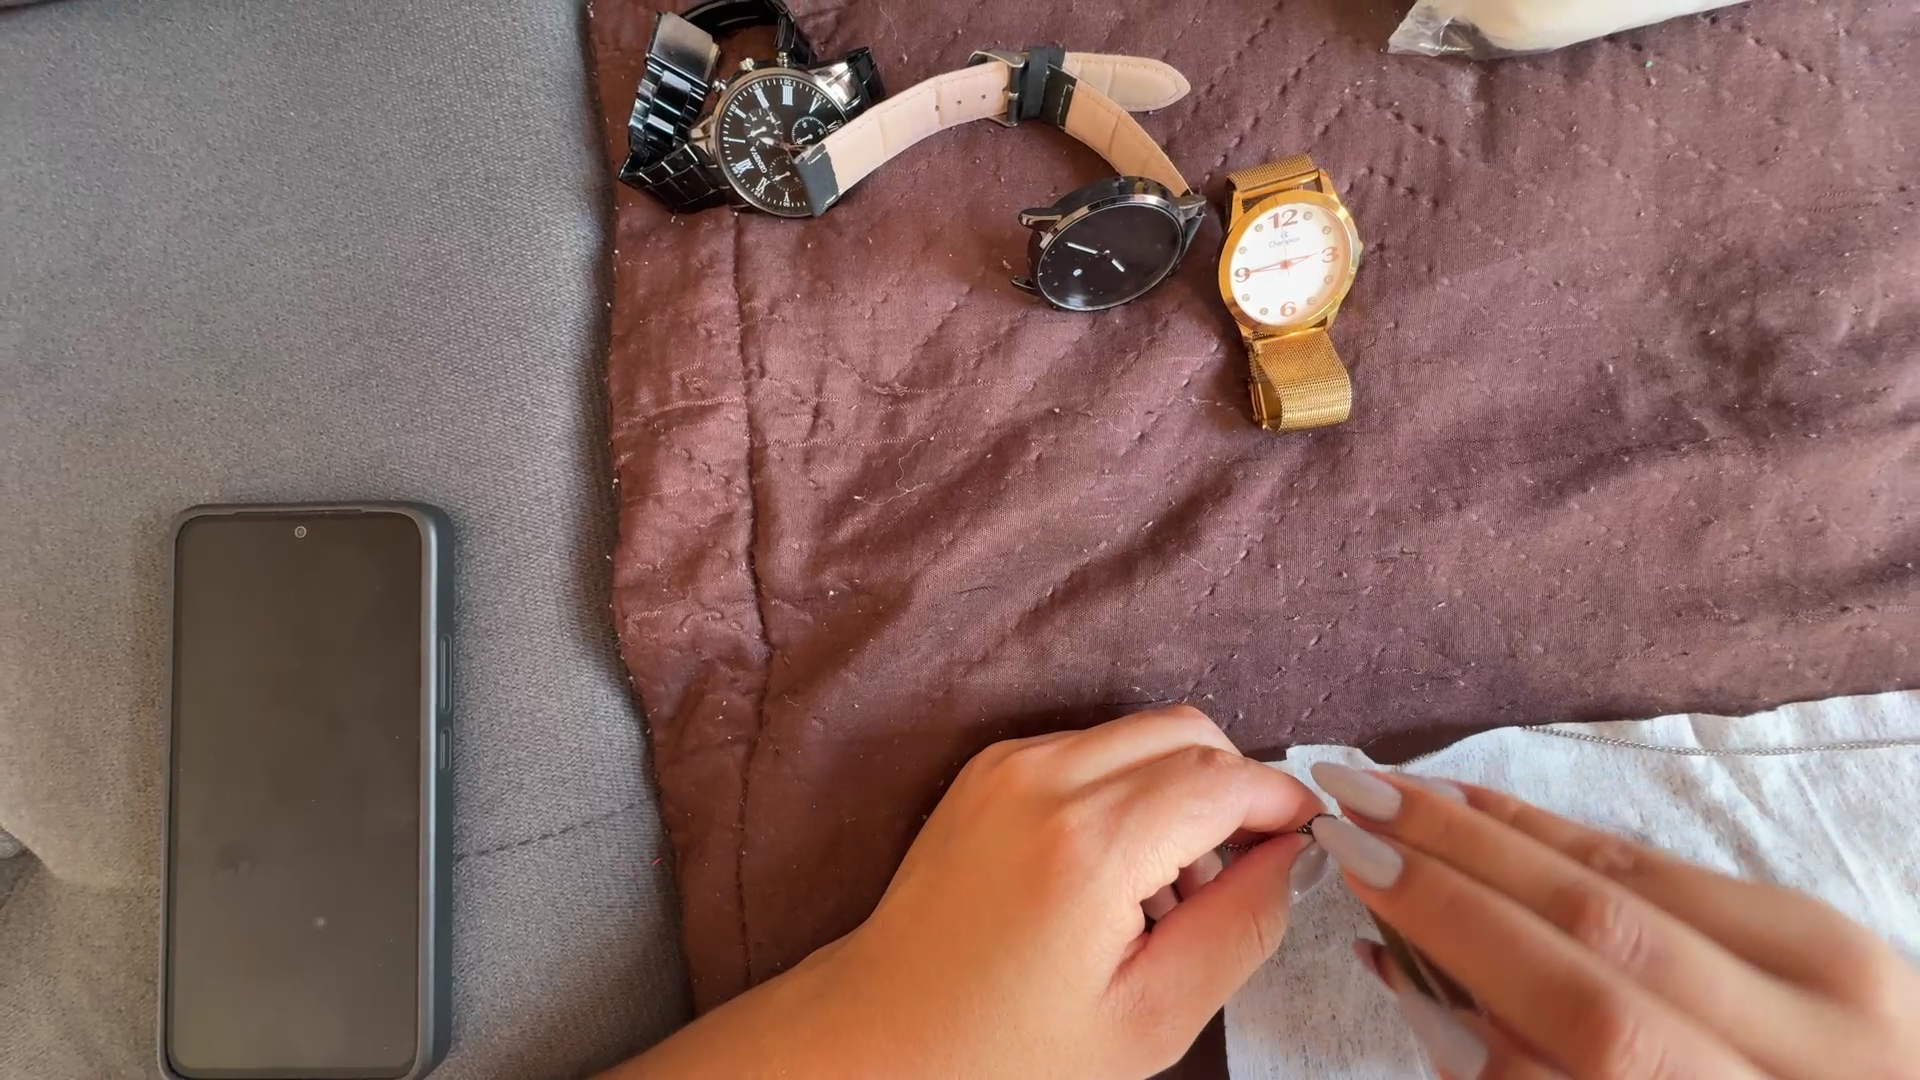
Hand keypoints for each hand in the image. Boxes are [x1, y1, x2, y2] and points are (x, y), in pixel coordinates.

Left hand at [611, 706, 1328, 1079]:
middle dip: (1230, 782)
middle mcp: (1042, 776)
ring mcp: (1007, 761)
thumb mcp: (1149, 1018)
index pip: (1219, 776)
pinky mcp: (988, 765)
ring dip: (1175, 783)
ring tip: (1160, 881)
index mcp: (1088, 844)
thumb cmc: (1010, 1054)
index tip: (1305, 827)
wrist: (883, 1030)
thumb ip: (1239, 924)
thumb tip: (1290, 853)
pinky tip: (1109, 860)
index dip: (1278, 795)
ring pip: (1136, 731)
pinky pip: (1087, 746)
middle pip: (1182, 730)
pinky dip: (1124, 782)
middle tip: (1227, 869)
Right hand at [1307, 764, 1919, 1078]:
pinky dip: (1534, 824)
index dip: (1454, 958)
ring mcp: (1841, 988)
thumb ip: (1508, 1069)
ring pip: (1613, 882)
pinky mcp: (1824, 927)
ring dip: (1473, 825)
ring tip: (1381, 787)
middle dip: (1444, 865)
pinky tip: (1458, 796)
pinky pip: (1642, 859)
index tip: (1360, 897)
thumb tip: (1390, 960)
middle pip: (1592, 938)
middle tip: (1346, 813)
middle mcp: (1825, 1067)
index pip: (1584, 1035)